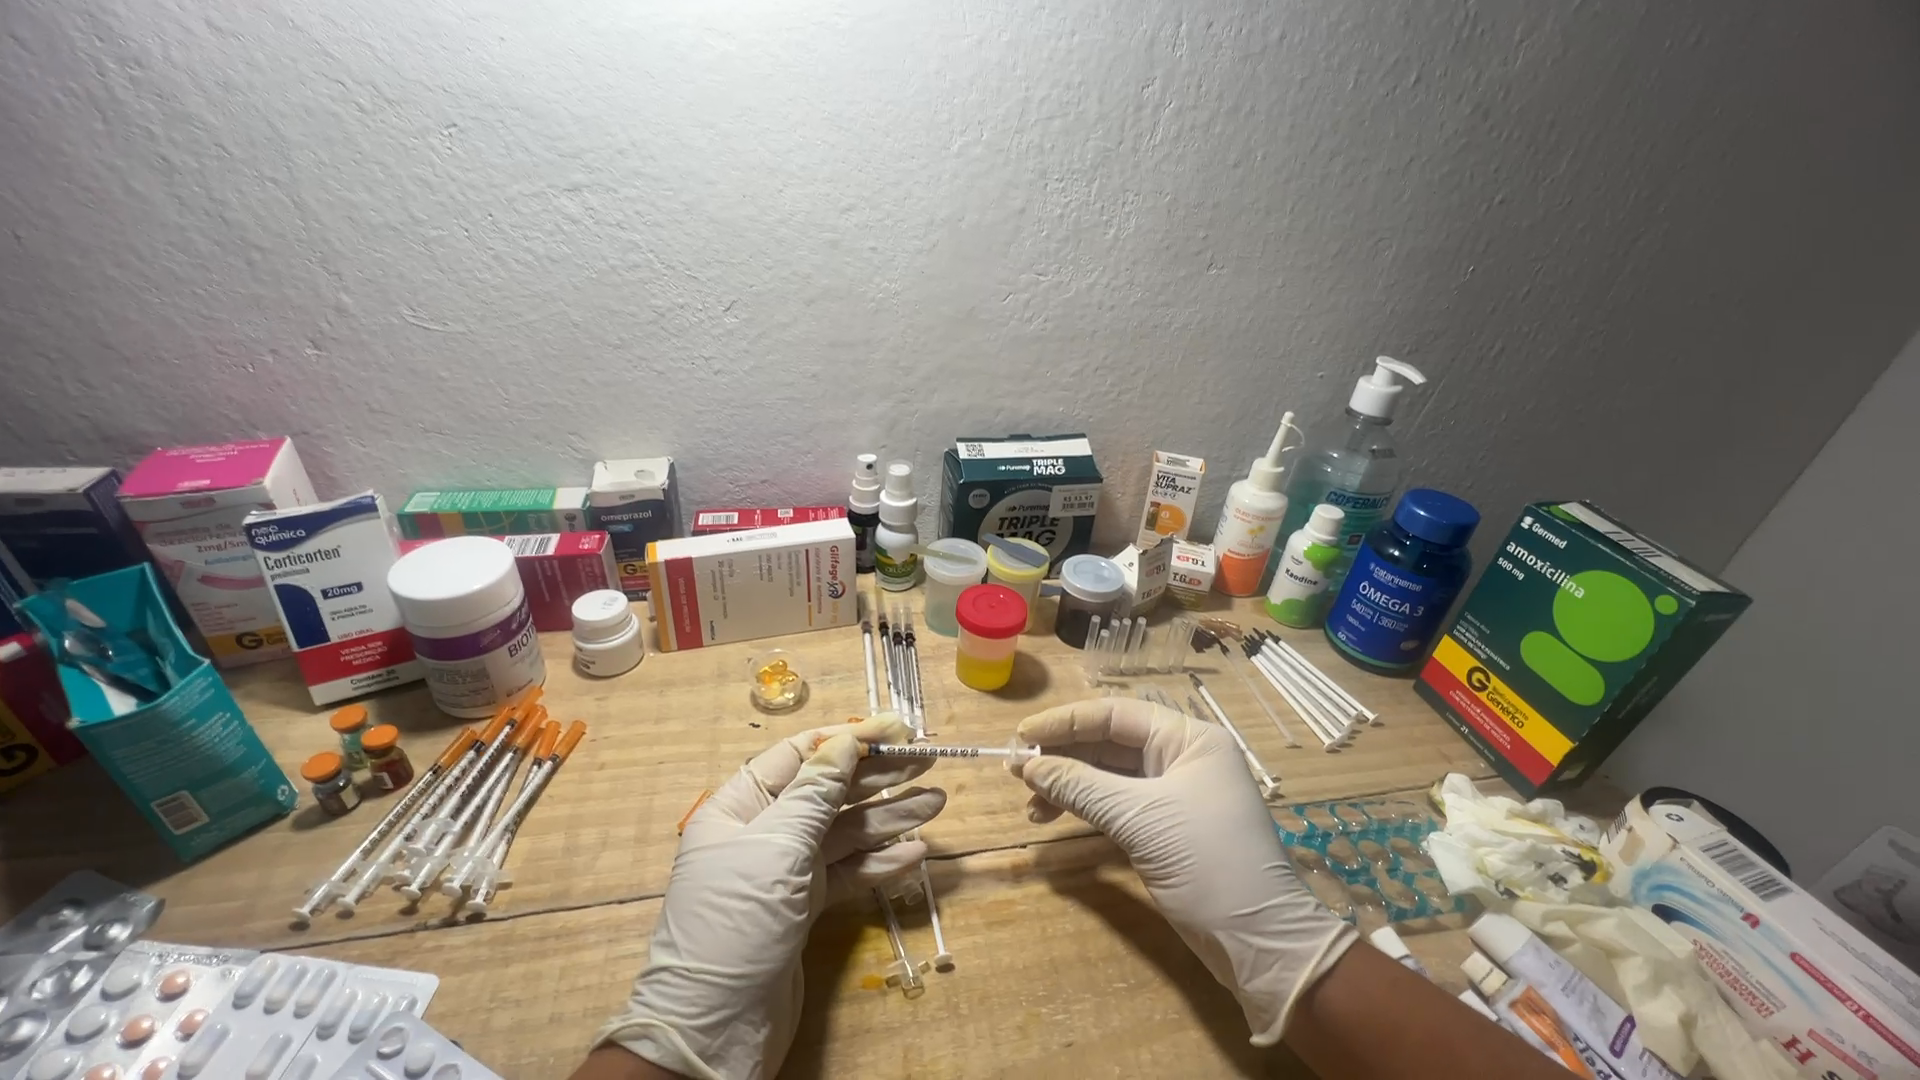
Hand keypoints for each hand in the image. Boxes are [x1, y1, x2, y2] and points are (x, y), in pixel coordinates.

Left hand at [595, 715, 945, 1079]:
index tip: (894, 728)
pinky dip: (880, 862)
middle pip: (828, 792)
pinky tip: (916, 853)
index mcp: (740, 807)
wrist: (713, 1029)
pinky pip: (848, 873)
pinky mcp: (804, 908)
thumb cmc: (738, 923)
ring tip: (936, 802)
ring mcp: (785, 872)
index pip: (799, 756)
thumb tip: (845, 741)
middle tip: (927, 761)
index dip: (847, 739)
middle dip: (877, 777)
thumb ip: (815, 793)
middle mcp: (763, 832)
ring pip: (844, 833)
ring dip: (889, 818)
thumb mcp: (777, 848)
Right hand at [1011, 698, 1355, 1045]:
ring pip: (1108, 776)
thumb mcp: (1141, 820)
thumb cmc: (1209, 865)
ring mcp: (1174, 794)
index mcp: (1189, 739)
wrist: (1261, 945)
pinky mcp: (1165, 828)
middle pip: (1110, 743)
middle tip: (1017, 772)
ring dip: (1068, 786)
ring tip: (1031, 806)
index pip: (1117, 715)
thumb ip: (1081, 787)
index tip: (1022, 737)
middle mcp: (1182, 758)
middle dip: (1063, 756)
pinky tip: (1052, 818)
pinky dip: (1083, 809)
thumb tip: (1028, 766)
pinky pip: (1115, 804)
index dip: (1066, 722)